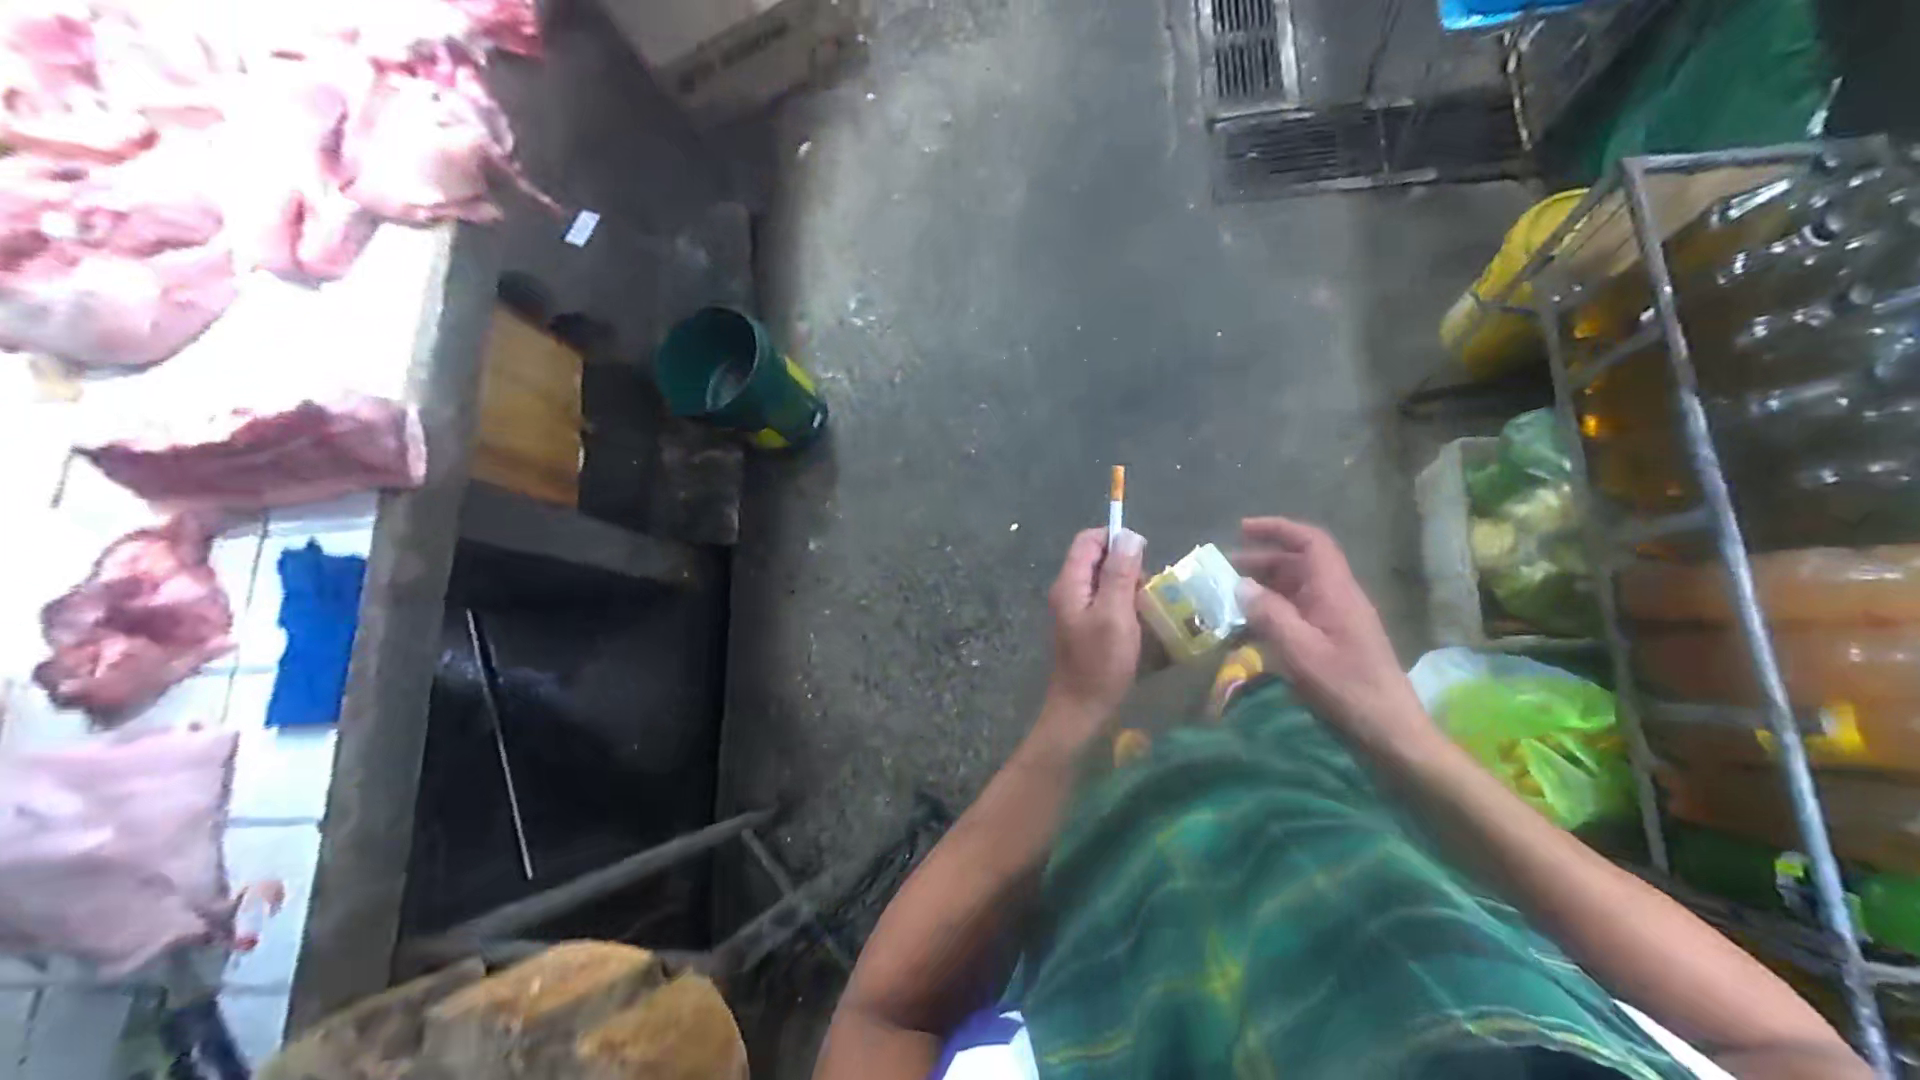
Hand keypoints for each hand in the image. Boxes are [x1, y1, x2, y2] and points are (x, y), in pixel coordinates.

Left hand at [1044, 527, 1145, 725]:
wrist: (1082, 707)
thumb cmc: (1101, 662)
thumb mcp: (1115, 613)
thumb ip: (1119, 572)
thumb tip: (1128, 534)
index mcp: (1070, 583)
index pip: (1088, 540)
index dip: (1115, 539)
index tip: (1142, 556)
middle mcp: (1069, 590)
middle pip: (1097, 558)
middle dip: (1125, 565)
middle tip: (1144, 589)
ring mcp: (1076, 608)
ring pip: (1105, 580)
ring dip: (1127, 586)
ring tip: (1143, 608)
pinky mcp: (1086, 624)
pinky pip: (1106, 600)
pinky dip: (1123, 603)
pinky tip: (1137, 621)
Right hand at [1232, 517, 1435, 752]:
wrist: (1389, 732)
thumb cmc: (1346, 689)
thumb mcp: (1300, 651)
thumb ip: (1268, 614)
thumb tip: (1240, 585)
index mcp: (1336, 592)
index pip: (1311, 542)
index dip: (1278, 529)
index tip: (1242, 529)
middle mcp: (1338, 598)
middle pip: (1299, 564)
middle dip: (1260, 560)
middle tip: (1223, 570)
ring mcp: (1336, 620)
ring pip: (1295, 589)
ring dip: (1262, 588)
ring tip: (1228, 598)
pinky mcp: (1332, 641)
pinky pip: (1297, 613)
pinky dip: (1271, 612)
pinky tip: (1248, 628)